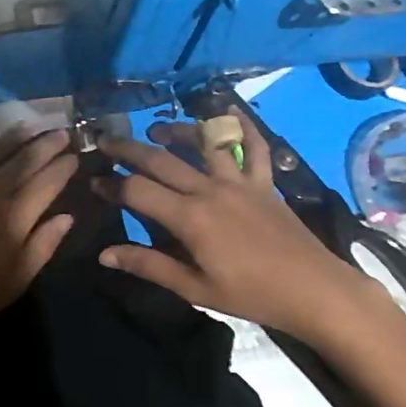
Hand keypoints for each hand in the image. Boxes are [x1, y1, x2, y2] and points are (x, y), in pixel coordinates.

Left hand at [0, 129, 79, 338]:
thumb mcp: (16, 280)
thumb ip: (44, 246)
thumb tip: (67, 216)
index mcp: (14, 216)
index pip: (47, 184)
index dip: (63, 168)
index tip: (75, 157)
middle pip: (24, 160)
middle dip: (46, 145)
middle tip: (62, 132)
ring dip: (13, 137)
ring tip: (30, 126)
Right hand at [93, 112, 373, 342]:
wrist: (311, 289)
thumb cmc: (250, 295)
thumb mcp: (194, 288)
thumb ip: (149, 266)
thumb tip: (105, 254)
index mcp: (190, 218)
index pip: (138, 191)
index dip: (112, 184)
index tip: (94, 180)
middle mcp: (210, 189)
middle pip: (161, 159)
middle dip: (129, 148)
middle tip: (107, 140)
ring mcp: (240, 181)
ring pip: (203, 142)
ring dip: (177, 130)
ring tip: (157, 129)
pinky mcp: (264, 181)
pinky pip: (254, 145)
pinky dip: (242, 125)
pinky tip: (229, 112)